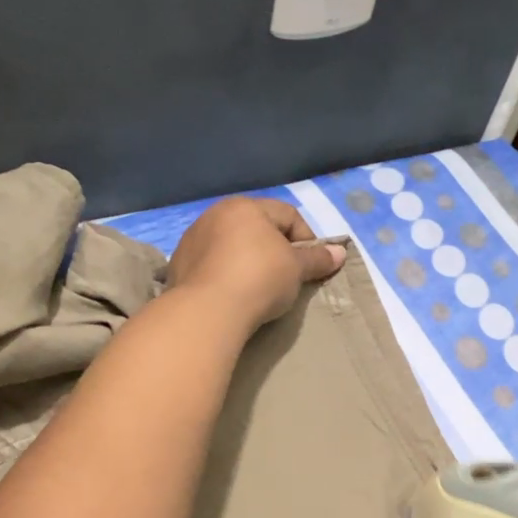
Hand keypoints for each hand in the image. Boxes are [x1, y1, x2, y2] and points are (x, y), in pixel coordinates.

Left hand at [165, 198, 346, 328]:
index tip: (312, 265)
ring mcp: (192, 239)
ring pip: (229, 245)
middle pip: (255, 227)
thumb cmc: (259, 280)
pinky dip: (223, 274)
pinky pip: (210, 264)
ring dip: (246, 260)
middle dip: (274, 249)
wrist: (207, 311)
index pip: (287, 215)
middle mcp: (215, 214)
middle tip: (286, 277)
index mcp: (245, 207)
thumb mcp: (296, 270)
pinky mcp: (177, 265)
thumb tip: (340, 252)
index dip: (306, 239)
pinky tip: (231, 295)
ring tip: (257, 288)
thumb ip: (317, 258)